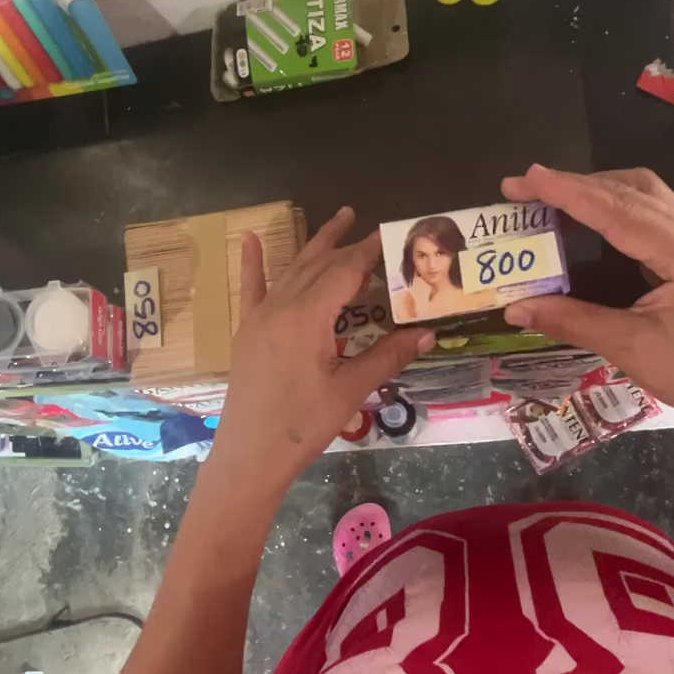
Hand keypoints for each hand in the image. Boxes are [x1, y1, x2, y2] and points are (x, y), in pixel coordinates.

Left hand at [210, 207, 434, 494]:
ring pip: (292, 270)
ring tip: (337, 219)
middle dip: (347, 243)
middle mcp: (281, 306)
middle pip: (320, 265)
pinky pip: (250, 288)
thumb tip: (428, 333)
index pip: (345, 271)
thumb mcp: (350, 390)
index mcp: (308, 316)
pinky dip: (252, 262)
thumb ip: (387, 356)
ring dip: (315, 244)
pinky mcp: (246, 332)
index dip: (370, 252)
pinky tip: (249, 237)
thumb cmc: (303, 424)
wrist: (251, 454)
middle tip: (371, 226)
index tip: (392, 235)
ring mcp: (259, 317)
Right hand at [500, 165, 673, 429]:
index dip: (569, 192)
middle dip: (577, 185)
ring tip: (552, 195)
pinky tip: (589, 216)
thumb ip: (571, 320)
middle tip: (526, 186)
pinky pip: (655, 213)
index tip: (528, 178)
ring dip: (598, 190)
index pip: (620, 212)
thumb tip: (514, 308)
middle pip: (633, 191)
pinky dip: (616, 207)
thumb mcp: (628, 347)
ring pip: (646, 195)